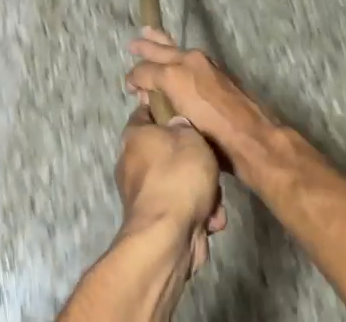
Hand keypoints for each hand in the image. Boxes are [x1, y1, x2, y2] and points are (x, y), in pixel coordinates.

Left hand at [115, 104, 226, 274]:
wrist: (168, 235)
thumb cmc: (178, 175)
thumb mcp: (191, 138)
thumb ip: (185, 127)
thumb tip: (177, 126)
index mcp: (134, 136)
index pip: (144, 113)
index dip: (163, 110)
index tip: (183, 112)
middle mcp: (132, 164)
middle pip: (167, 153)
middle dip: (193, 162)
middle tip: (209, 165)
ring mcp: (143, 195)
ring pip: (179, 184)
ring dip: (201, 193)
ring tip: (214, 200)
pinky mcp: (156, 222)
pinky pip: (182, 210)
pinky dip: (198, 215)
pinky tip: (210, 221)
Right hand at [125, 28, 276, 171]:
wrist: (253, 138)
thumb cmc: (213, 137)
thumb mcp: (179, 124)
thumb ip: (161, 106)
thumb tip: (151, 98)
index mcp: (175, 74)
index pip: (144, 71)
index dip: (134, 79)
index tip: (130, 87)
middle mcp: (188, 61)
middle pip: (160, 50)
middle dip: (144, 47)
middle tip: (132, 44)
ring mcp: (205, 63)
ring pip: (176, 48)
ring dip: (161, 43)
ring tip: (148, 32)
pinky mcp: (218, 70)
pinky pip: (190, 56)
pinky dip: (178, 53)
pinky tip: (174, 56)